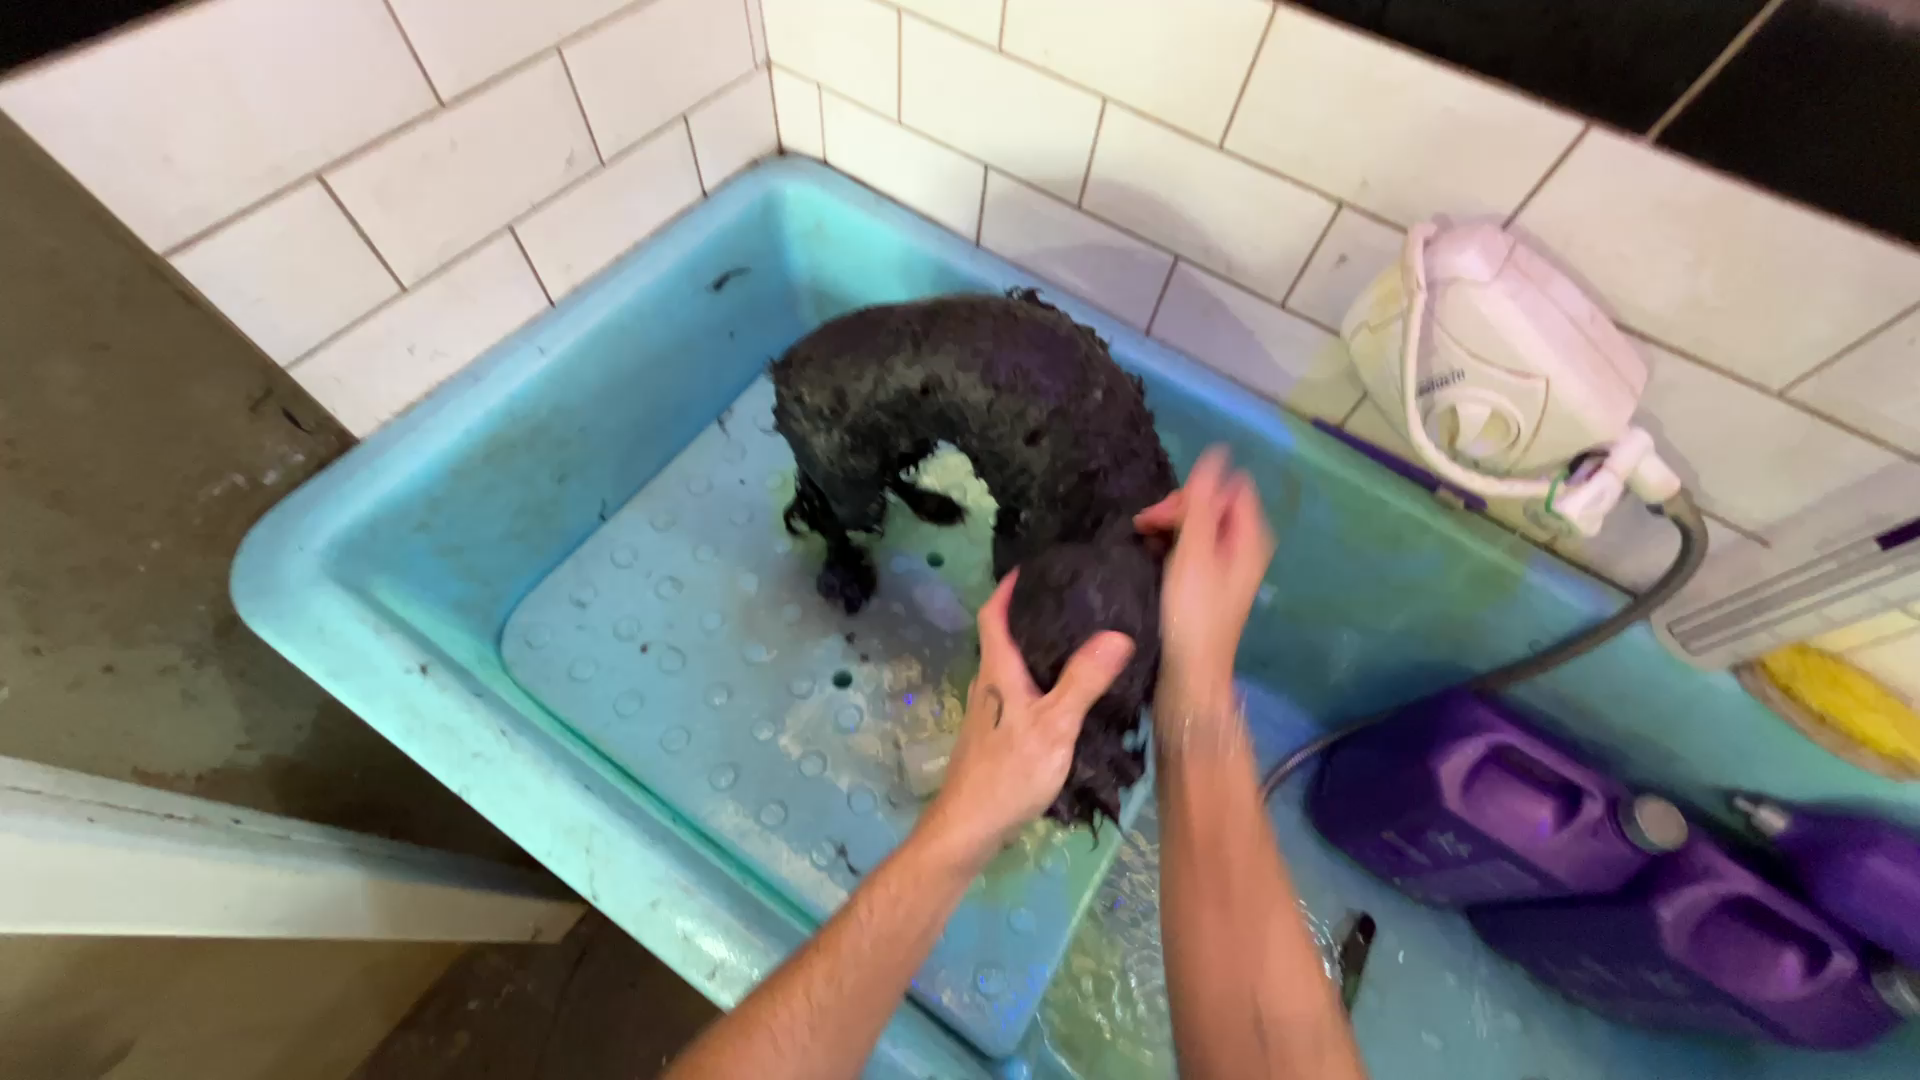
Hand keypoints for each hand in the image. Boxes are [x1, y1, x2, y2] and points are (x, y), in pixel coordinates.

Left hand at [919, 571, 1134, 869]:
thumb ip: (1083, 681)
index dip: (1006, 588)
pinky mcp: (996, 731)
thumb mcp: (1054, 725)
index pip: (992, 614)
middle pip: (1003, 636)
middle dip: (1029, 613)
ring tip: (1075, 638)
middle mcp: (988, 682)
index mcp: (996, 670)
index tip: (1030, 568)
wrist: (969, 826)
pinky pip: (1017, 689)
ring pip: (1011, 665)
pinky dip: (1037, 676)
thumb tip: (1117, 635)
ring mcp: (989, 709)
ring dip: (1035, 647)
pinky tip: (1063, 690)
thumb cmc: (1008, 772)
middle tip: (1069, 600)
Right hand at [1135, 446, 1275, 711]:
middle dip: (1177, 509)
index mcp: (1250, 537)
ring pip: (1196, 524)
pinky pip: (1188, 546)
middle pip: (1211, 503)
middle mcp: (1242, 546)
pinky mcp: (1205, 581)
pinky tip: (1148, 557)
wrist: (1189, 672)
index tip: (1167, 513)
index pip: (1228, 486)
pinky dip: (1168, 546)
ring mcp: (1225, 565)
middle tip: (1146, 528)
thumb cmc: (1193, 613)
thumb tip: (1217, 453)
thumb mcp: (1196, 552)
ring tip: (1142, 542)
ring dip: (1167, 527)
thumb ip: (1203, 503)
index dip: (1196, 491)